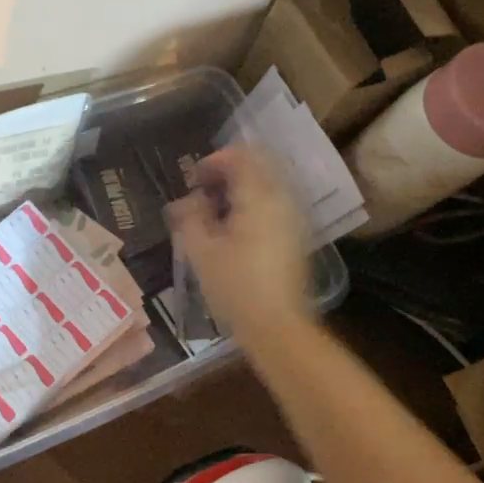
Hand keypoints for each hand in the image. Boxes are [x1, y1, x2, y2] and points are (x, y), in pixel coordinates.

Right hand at [166, 147, 310, 338]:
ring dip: (240, 189)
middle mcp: (282, 199)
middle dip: (227, 173)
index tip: (193, 179)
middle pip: (258, 166)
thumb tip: (187, 200)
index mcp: (259, 197)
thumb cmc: (235, 287)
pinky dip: (252, 205)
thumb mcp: (201, 251)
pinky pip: (274, 204)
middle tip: (203, 192)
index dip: (213, 161)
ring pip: (267, 185)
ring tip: (215, 212)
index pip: (240, 157)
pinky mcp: (296, 236)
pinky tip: (233, 230)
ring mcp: (294, 217)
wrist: (277, 326)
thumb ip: (190, 217)